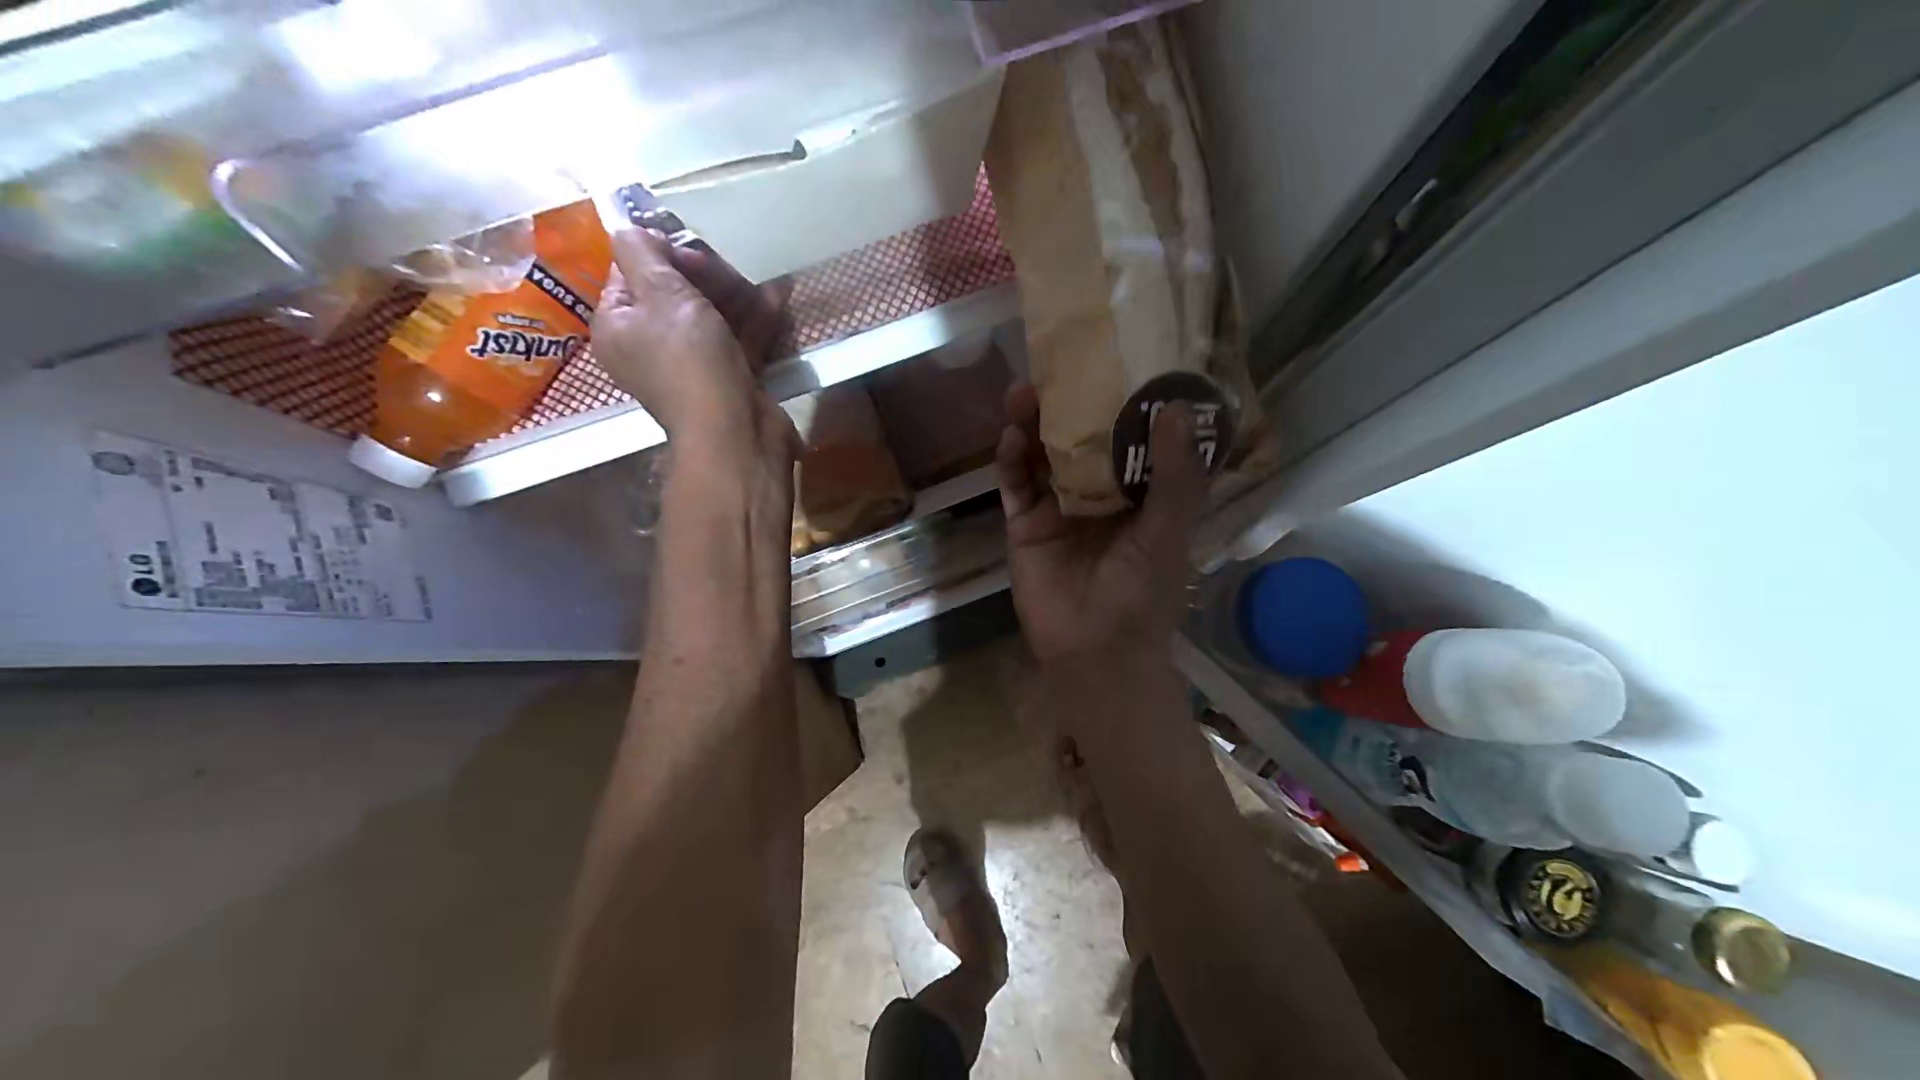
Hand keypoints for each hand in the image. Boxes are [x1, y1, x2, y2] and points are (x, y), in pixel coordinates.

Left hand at [591, 229, 795, 461]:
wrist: (734, 432)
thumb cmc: (690, 360)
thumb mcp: (661, 294)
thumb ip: (642, 252)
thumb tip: (630, 228)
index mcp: (617, 327)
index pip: (628, 274)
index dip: (659, 254)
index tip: (688, 246)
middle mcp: (648, 347)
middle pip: (673, 293)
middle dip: (702, 275)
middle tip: (723, 269)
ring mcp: (690, 365)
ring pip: (709, 315)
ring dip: (734, 294)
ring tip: (758, 280)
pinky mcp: (727, 378)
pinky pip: (736, 339)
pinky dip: (753, 319)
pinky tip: (777, 296)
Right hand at [995, 385, 1204, 665]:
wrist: (1095, 651)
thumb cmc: (1142, 593)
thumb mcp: (1169, 531)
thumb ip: (1175, 475)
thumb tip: (1175, 407)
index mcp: (1139, 493)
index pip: (1130, 436)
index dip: (1121, 401)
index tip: (1115, 361)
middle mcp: (1097, 493)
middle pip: (1078, 439)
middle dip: (1066, 407)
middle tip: (1056, 370)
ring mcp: (1057, 507)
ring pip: (1041, 456)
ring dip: (1031, 425)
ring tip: (1023, 393)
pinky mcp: (1025, 524)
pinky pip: (1016, 485)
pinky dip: (1011, 460)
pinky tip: (1010, 436)